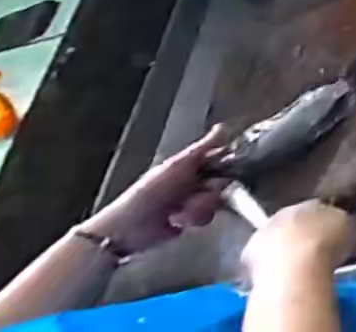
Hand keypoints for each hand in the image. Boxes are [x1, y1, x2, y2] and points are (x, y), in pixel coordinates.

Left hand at [79, 125, 226, 254]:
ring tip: (181, 211)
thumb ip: (203, 147)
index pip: (222, 156)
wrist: (127, 229)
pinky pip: (207, 216)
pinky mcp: (191, 220)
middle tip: (197, 191)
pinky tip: (178, 220)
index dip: (228, 161)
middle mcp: (198, 179)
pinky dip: (194, 218)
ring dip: (200, 206)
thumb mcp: (178, 165)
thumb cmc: (150, 191)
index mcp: (194, 163)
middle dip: (211, 188)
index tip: (225, 168)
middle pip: (224, 179)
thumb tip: (223, 127)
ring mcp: (195, 200)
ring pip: (217, 199)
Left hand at [242, 200, 355, 281]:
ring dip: (282, 246)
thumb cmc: (327, 245)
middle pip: (295, 219)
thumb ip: (347, 222)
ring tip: (292, 264)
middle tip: (309, 249)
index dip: (323, 222)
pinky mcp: (249, 250)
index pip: (319, 207)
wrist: (295, 267)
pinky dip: (265, 263)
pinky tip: (275, 274)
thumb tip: (347, 224)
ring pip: (276, 235)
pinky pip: (258, 256)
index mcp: (314, 201)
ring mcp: (266, 228)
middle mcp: (289, 208)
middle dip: (301, 231)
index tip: (327, 236)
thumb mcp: (351, 228)